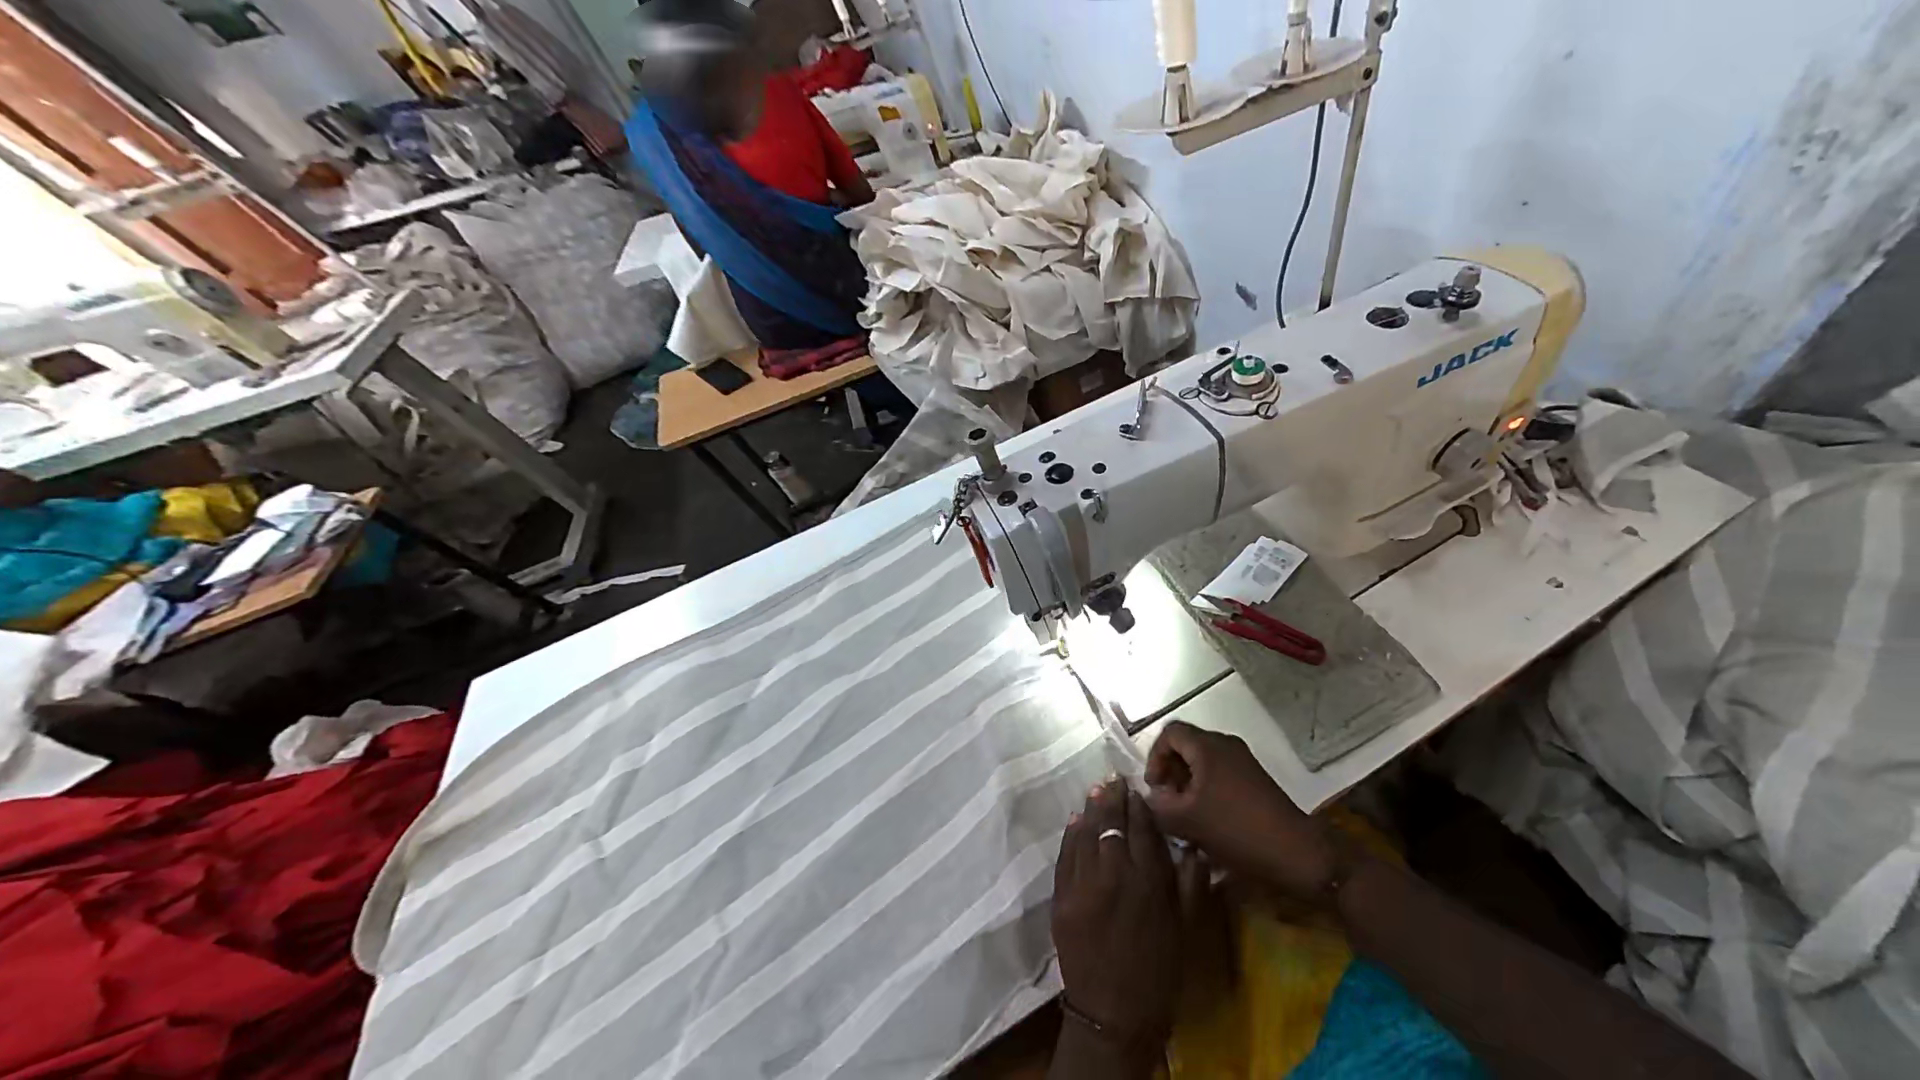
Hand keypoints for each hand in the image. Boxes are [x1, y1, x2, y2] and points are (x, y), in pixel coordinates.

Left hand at [1051, 779, 1180, 1052]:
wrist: (1113, 1014)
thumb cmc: (1158, 974)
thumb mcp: (1184, 930)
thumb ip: (1188, 884)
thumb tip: (1191, 846)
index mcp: (1148, 884)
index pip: (1142, 831)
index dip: (1139, 807)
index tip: (1136, 789)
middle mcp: (1114, 876)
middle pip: (1111, 825)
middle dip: (1113, 799)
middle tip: (1113, 779)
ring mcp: (1082, 885)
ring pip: (1086, 835)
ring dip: (1091, 810)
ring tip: (1096, 790)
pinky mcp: (1061, 897)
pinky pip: (1065, 856)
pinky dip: (1071, 835)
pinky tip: (1076, 820)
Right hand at [1144, 721, 1336, 901]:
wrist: (1296, 854)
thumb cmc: (1235, 830)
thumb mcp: (1185, 820)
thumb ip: (1157, 804)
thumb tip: (1149, 796)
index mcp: (1208, 746)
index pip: (1169, 733)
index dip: (1154, 757)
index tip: (1155, 787)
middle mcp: (1226, 745)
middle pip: (1186, 745)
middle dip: (1170, 771)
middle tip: (1166, 801)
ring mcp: (1243, 761)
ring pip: (1202, 761)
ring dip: (1187, 782)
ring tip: (1183, 812)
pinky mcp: (1254, 779)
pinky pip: (1219, 773)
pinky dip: (1205, 789)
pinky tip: (1205, 817)